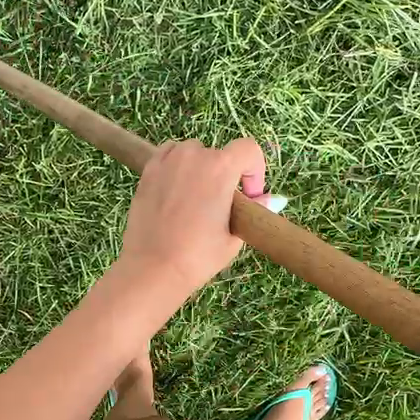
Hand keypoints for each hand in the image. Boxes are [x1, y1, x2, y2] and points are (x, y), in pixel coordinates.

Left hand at [113, 137, 271, 291]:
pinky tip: (176, 194)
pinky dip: (176, 168)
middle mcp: (193, 156)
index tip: (249, 196)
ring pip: (192, 154)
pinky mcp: (147, 172)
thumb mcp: (233, 237)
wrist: (153, 269)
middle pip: (219, 154)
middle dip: (224, 176)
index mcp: (220, 168)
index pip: (248, 149)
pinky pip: (168, 157)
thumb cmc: (197, 257)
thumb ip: (253, 211)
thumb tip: (272, 199)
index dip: (255, 171)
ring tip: (195, 200)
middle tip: (219, 206)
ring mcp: (167, 161)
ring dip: (199, 170)